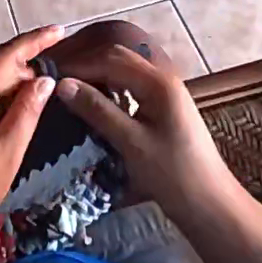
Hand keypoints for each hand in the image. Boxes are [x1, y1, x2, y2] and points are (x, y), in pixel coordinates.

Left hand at [0, 26, 64, 242]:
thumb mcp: (7, 155)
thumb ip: (26, 113)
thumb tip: (44, 80)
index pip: (5, 57)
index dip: (35, 40)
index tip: (61, 31)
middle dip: (31, 61)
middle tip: (62, 69)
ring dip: (20, 78)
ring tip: (49, 87)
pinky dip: (7, 92)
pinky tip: (25, 103)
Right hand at [57, 45, 240, 220]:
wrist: (211, 204)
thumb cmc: (173, 175)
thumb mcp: (131, 143)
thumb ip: (97, 110)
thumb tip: (62, 85)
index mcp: (158, 83)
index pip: (111, 60)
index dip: (79, 66)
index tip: (50, 79)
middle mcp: (163, 78)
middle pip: (119, 58)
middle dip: (88, 65)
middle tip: (58, 82)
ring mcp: (165, 91)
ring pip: (125, 70)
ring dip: (99, 74)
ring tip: (72, 90)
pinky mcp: (164, 106)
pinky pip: (132, 85)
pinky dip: (111, 87)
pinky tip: (96, 103)